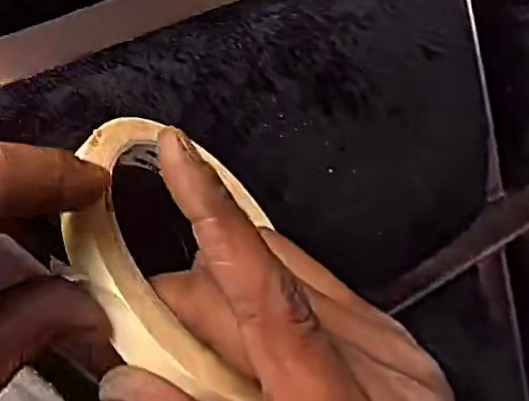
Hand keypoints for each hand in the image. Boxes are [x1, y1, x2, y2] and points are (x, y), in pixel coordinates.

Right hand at [100, 128, 452, 400]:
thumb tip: (127, 378)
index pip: (268, 292)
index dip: (214, 215)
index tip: (176, 151)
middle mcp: (382, 367)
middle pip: (248, 287)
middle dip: (183, 305)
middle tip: (143, 343)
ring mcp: (399, 351)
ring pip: (274, 270)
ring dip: (223, 299)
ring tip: (203, 355)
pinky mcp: (402, 342)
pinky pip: (308, 283)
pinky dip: (265, 299)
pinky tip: (253, 345)